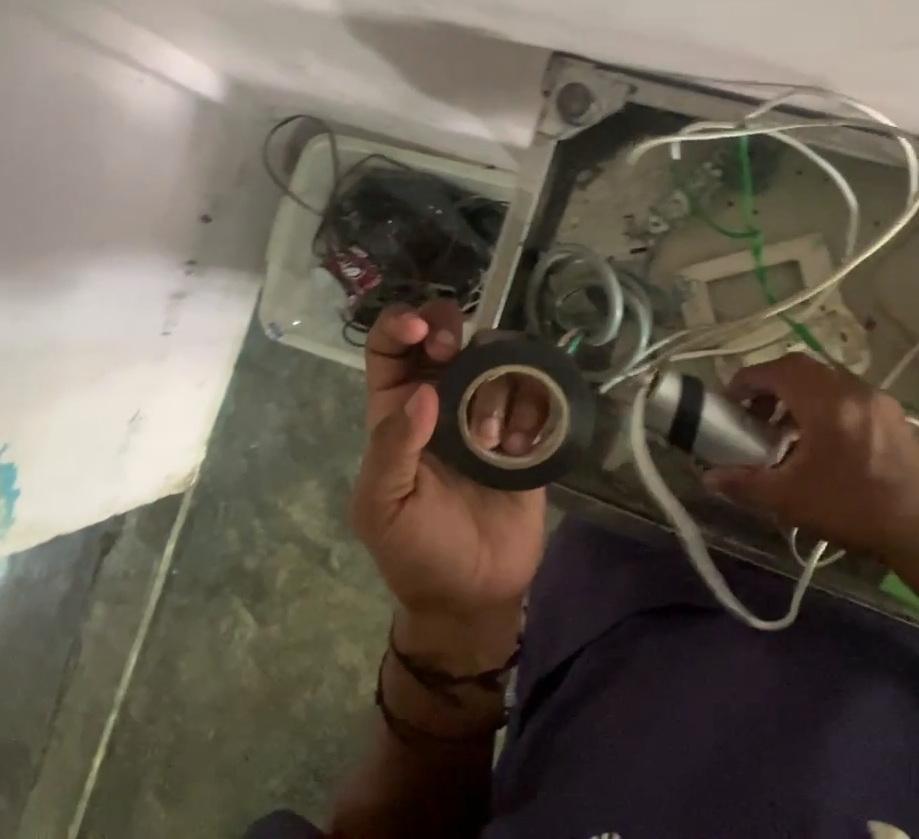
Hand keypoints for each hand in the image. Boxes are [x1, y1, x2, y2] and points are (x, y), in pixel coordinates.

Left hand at [350, 302, 547, 661]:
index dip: (399, 324)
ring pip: (496, 358)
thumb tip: (422, 392)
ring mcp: (485, 413)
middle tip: (459, 355)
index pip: (388, 347)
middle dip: (452, 331)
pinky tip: (522, 450)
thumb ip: (391, 449)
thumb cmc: (416, 551)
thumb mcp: (382, 506)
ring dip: (497, 384)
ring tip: (495, 441)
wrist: (472, 594)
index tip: (421, 330)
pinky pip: (536, 392)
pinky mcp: (526, 433)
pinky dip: (534, 409)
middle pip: (444, 335)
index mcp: (395, 411)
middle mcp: (440, 401)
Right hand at [702, 354, 918, 567]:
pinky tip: (818, 440)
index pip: (778, 370)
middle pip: (803, 368)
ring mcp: (879, 402)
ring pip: (828, 380)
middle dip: (771, 384)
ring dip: (798, 394)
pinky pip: (849, 395)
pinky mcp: (895, 417)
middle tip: (752, 412)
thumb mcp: (788, 498)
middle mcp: (855, 391)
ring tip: (782, 429)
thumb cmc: (852, 510)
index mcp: (828, 403)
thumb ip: (743, 483)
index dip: (747, 380)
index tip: (730, 400)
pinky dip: (824, 404)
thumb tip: (707, 478)